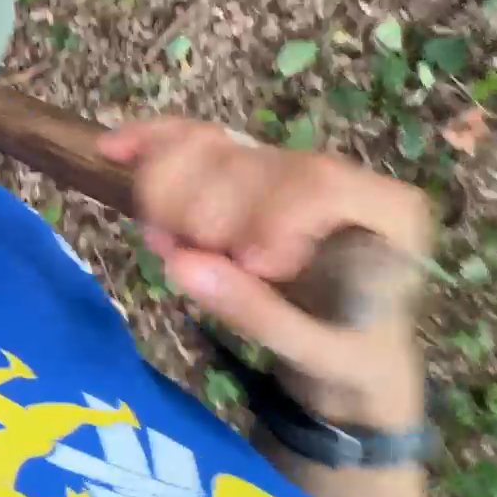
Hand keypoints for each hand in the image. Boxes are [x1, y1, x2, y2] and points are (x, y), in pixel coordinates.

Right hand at [98, 119, 430, 426]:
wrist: (340, 351)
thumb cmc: (346, 355)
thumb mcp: (319, 353)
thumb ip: (258, 312)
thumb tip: (181, 265)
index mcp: (385, 211)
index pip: (318, 180)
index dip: (270, 214)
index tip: (252, 264)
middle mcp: (332, 173)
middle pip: (248, 161)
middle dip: (201, 210)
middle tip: (189, 260)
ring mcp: (279, 163)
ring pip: (206, 146)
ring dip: (165, 191)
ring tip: (165, 241)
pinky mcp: (236, 165)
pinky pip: (186, 141)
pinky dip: (146, 144)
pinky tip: (111, 149)